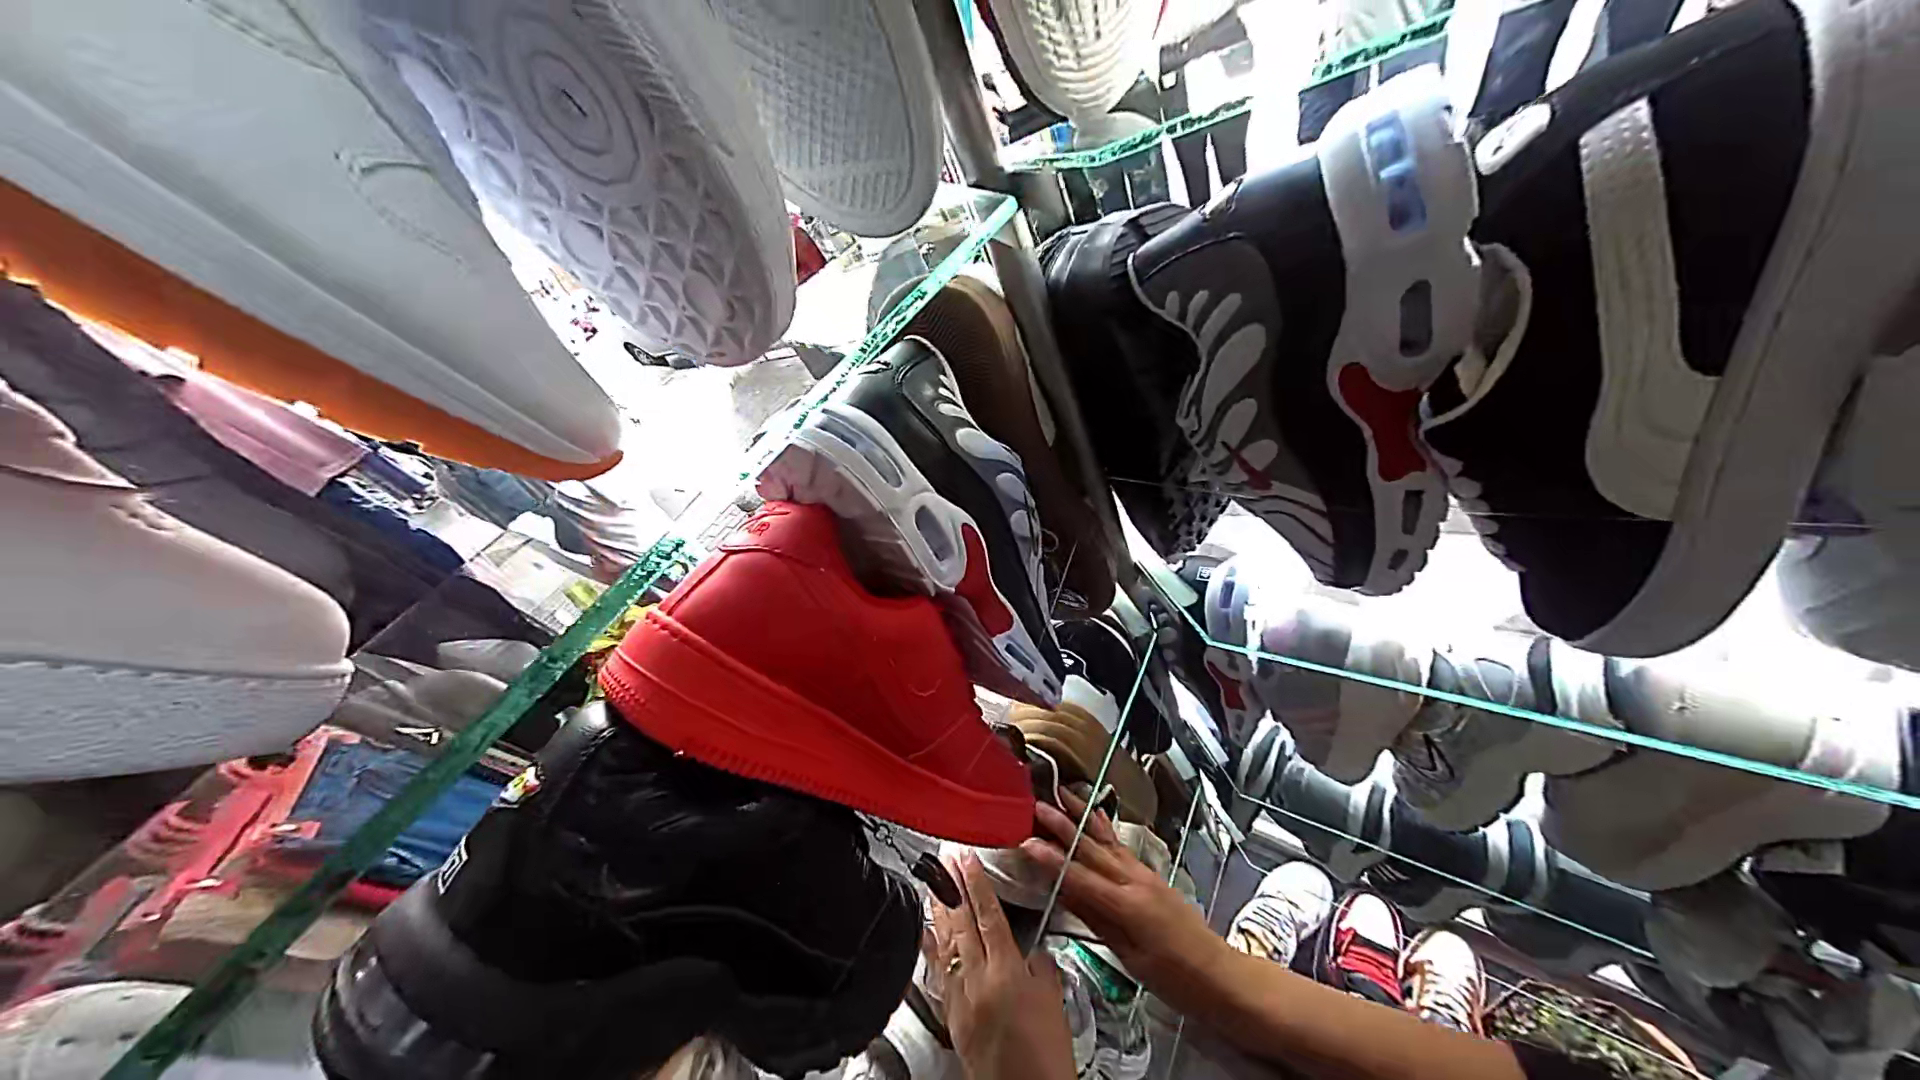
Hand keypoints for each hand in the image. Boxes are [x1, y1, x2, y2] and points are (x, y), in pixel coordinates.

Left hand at [927, 852, 1077, 1079]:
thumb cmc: (1046, 1057)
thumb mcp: (1053, 1001)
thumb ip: (1041, 968)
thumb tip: (1033, 954)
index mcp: (1007, 970)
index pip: (988, 914)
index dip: (976, 883)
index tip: (966, 860)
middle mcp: (978, 979)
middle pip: (962, 922)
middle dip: (952, 888)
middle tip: (945, 863)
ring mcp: (961, 996)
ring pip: (947, 942)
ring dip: (940, 910)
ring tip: (934, 885)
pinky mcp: (953, 1015)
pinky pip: (939, 971)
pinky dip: (932, 947)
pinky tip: (927, 932)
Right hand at [1019, 793, 1226, 999]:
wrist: (1218, 974)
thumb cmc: (1174, 977)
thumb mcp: (1129, 956)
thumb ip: (1095, 919)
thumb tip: (1061, 892)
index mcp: (1127, 906)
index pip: (1081, 878)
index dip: (1052, 861)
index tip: (1027, 843)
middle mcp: (1134, 881)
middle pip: (1091, 849)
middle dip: (1062, 826)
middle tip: (1036, 806)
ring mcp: (1143, 873)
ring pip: (1105, 839)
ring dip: (1081, 815)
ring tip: (1061, 793)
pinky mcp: (1148, 872)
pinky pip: (1119, 844)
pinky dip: (1102, 826)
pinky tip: (1093, 812)